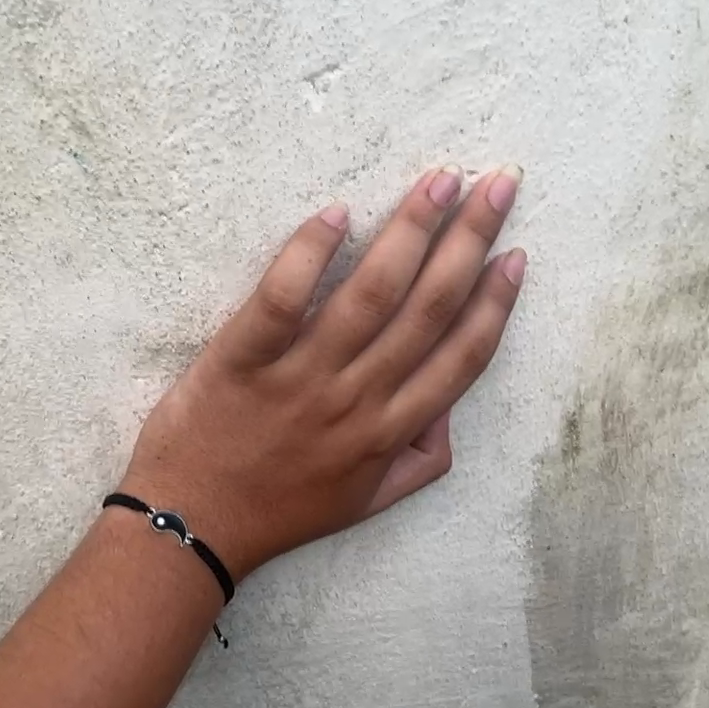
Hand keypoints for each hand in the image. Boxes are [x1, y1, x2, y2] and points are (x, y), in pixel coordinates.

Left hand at [120, 164, 526, 578]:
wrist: (193, 527)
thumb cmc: (277, 513)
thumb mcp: (365, 504)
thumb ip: (420, 463)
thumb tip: (451, 414)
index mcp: (388, 432)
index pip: (461, 358)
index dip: (495, 303)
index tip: (515, 256)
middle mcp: (355, 401)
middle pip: (427, 309)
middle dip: (470, 241)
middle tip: (496, 184)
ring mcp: (298, 380)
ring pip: (369, 295)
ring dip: (411, 230)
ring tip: (440, 180)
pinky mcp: (239, 362)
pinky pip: (281, 300)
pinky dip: (310, 254)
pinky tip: (338, 213)